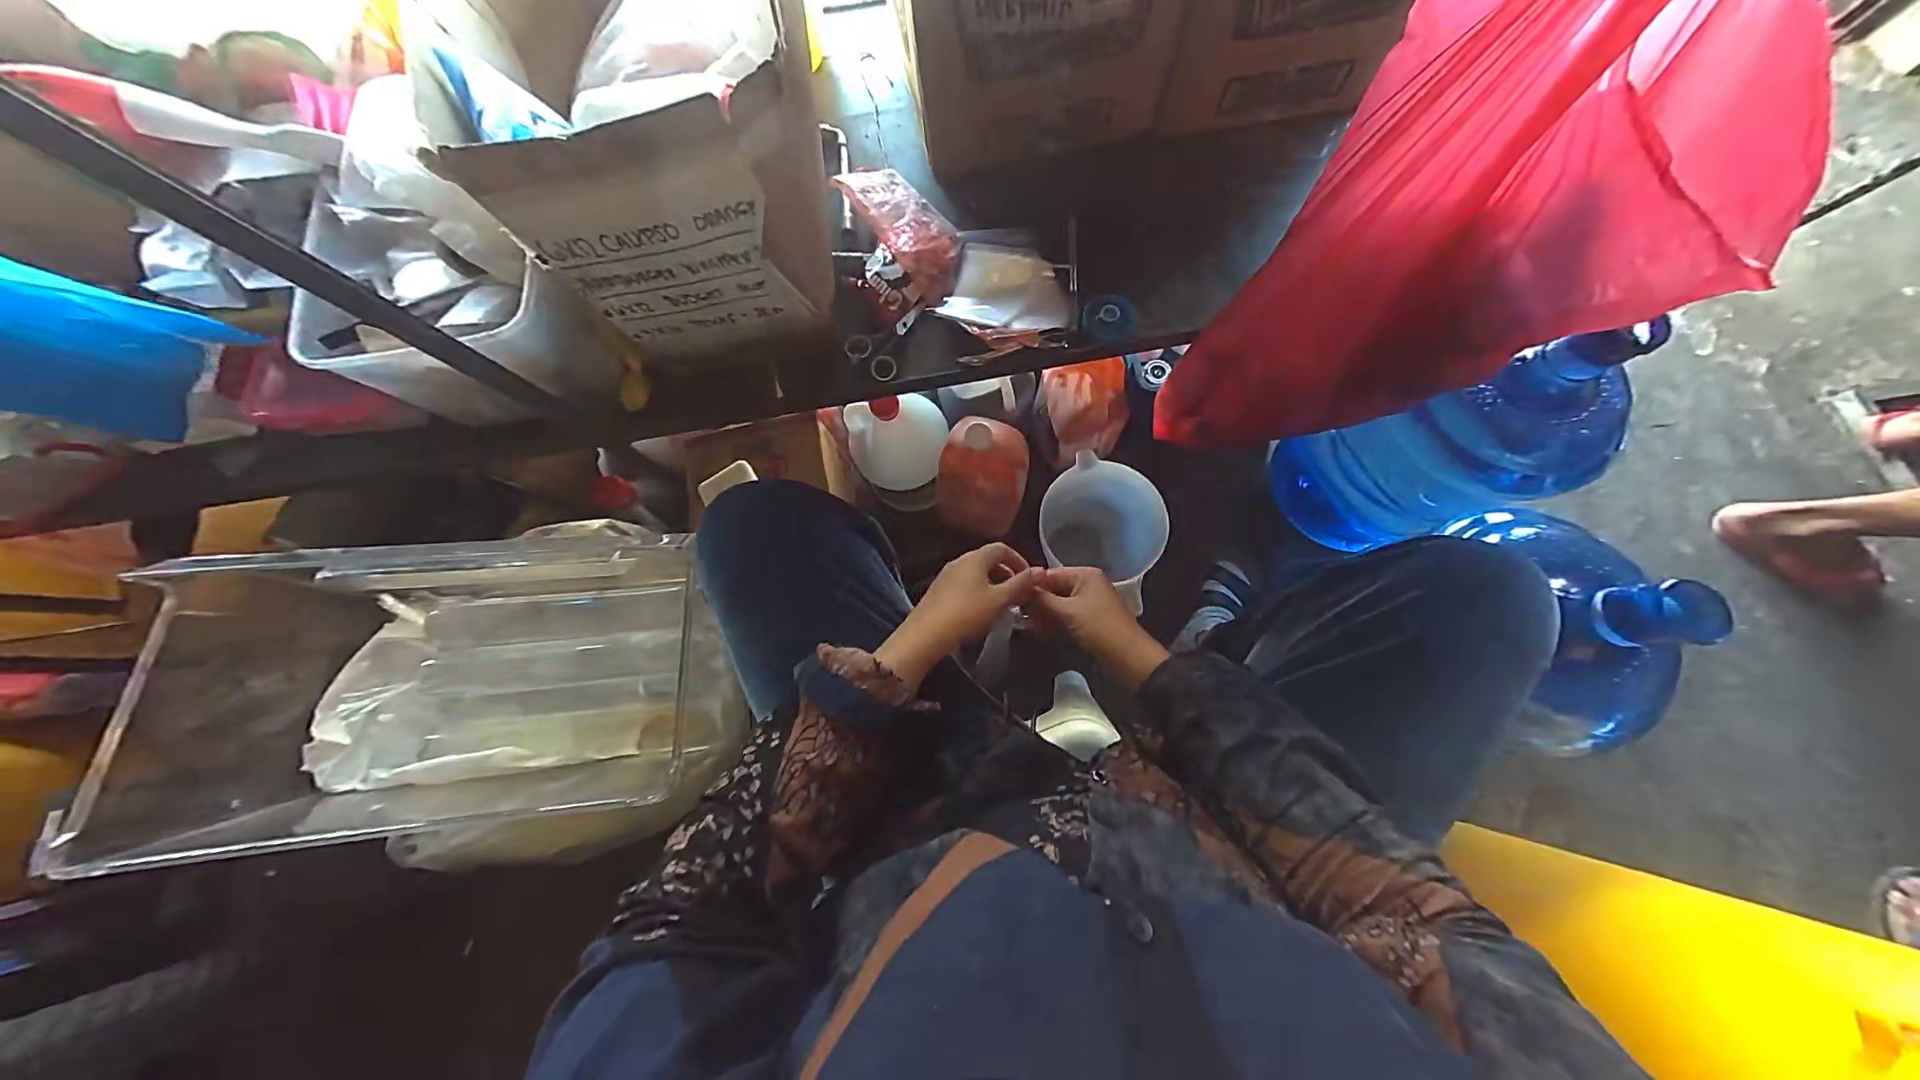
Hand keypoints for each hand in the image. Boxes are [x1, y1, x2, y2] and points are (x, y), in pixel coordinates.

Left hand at [875, 543, 1042, 690]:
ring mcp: (946, 575)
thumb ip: (1021, 584)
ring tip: (1004, 604)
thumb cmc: (966, 614)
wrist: (925, 635)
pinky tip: (982, 611)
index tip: (1030, 578)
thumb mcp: (999, 600)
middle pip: (989, 560)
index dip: (1019, 560)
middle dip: (1008, 574)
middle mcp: (959, 561)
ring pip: (977, 573)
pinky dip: (979, 591)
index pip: (1002, 548)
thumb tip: (1041, 570)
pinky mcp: (938, 591)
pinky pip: (965, 584)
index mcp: (975, 558)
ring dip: (994, 584)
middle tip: (1019, 593)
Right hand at [1030, 567, 1169, 691]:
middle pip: (1053, 588)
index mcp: (1085, 575)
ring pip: (1058, 603)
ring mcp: (1089, 602)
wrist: (1129, 657)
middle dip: (1037, 601)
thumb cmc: (1099, 628)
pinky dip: (1054, 621)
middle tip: (1018, 614)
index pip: (1049, 573)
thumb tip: (1020, 588)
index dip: (1031, 585)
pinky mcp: (1089, 619)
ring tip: (1028, 625)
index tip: (1012, 597)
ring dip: (1044, 613)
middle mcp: (1087, 584)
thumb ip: (1042, 599)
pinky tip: (1041, 631)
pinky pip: (1066, 615)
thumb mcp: (1067, 611)